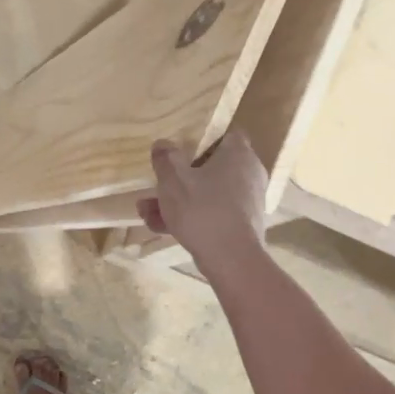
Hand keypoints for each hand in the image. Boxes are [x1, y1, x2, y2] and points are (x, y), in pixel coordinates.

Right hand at [137, 130, 268, 271]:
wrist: (230, 258)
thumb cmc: (202, 209)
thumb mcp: (173, 180)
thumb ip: (166, 159)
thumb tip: (162, 143)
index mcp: (238, 154)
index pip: (226, 135)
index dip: (202, 140)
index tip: (180, 149)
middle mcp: (248, 174)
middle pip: (210, 169)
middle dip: (178, 179)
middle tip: (156, 186)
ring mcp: (246, 202)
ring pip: (206, 195)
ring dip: (177, 202)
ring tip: (146, 213)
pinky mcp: (241, 226)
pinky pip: (211, 214)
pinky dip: (189, 218)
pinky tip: (160, 229)